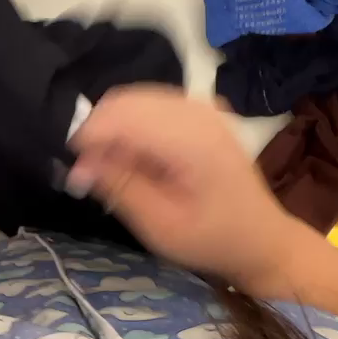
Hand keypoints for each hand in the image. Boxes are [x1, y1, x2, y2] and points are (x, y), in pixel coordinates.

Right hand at [66, 86, 313, 287]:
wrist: (260, 238)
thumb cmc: (210, 239)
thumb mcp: (159, 225)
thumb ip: (119, 188)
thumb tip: (77, 166)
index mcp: (190, 138)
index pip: (120, 116)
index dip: (88, 141)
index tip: (77, 177)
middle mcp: (197, 110)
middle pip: (124, 101)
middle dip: (97, 134)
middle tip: (90, 176)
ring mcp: (201, 106)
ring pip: (133, 99)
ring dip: (112, 130)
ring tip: (112, 170)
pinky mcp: (200, 111)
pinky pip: (149, 104)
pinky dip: (130, 126)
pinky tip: (134, 158)